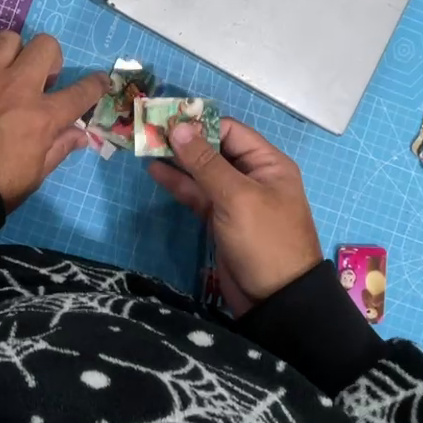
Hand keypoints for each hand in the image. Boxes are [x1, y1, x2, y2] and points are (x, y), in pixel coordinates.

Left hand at [0, 32, 105, 210]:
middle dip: (50, 58)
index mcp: (42, 117)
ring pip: (10, 38)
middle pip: (46, 46)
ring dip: (14, 52)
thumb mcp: (34, 176)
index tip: (100, 80)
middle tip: (41, 78)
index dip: (95, 85)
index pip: (81, 92)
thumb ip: (58, 149)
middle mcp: (18, 87)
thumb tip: (79, 134)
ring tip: (7, 71)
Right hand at [148, 119, 321, 315]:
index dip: (198, 124)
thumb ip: (205, 161)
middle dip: (184, 140)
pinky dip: (178, 183)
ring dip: (177, 160)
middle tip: (149, 130)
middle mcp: (252, 175)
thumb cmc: (264, 241)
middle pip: (214, 148)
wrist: (277, 303)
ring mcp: (235, 198)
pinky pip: (197, 193)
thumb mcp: (236, 197)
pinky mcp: (220, 218)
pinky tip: (155, 171)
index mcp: (267, 164)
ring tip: (145, 147)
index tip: (166, 119)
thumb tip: (178, 127)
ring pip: (202, 171)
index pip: (229, 131)